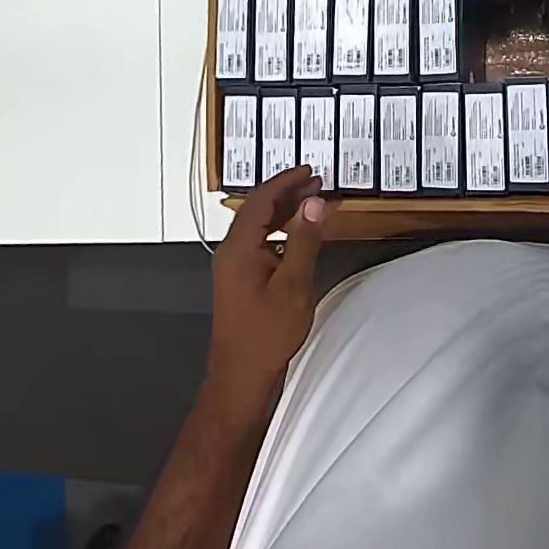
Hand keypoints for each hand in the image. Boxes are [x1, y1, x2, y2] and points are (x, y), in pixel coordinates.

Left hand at [206, 166, 330, 413]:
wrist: (242, 377)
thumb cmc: (267, 333)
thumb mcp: (294, 284)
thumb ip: (305, 240)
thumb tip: (315, 203)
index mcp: (239, 247)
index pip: (262, 200)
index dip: (286, 181)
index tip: (309, 170)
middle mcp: (232, 251)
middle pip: (258, 209)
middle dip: (288, 192)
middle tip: (316, 182)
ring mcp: (234, 266)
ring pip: (260, 225)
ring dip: (285, 210)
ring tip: (312, 202)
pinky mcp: (241, 278)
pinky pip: (261, 240)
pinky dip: (281, 229)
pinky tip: (300, 234)